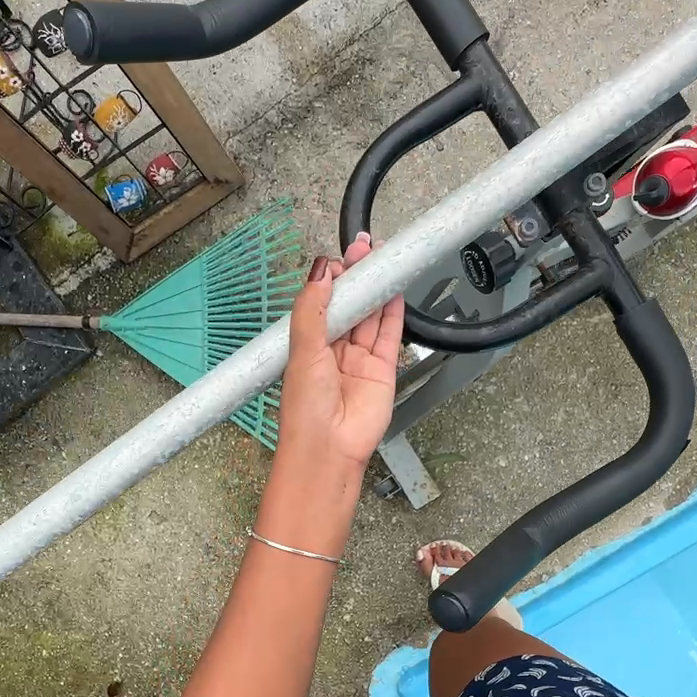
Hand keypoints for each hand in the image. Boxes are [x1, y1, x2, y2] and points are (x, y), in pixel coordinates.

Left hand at [276, 232, 403, 471]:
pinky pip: (389, 335)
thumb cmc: (306, 410)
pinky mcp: (382, 370)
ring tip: (381, 260)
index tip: (343, 256)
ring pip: (371, 317)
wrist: (329, 448)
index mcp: (308, 346)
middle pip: (350, 306)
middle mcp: (333, 352)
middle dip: (358, 277)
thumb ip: (312, 309)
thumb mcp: (302, 350)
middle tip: (365, 248)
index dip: (334, 278)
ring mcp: (359, 361)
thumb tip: (320, 271)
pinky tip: (394, 290)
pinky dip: (393, 312)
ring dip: (376, 290)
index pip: (323, 303)